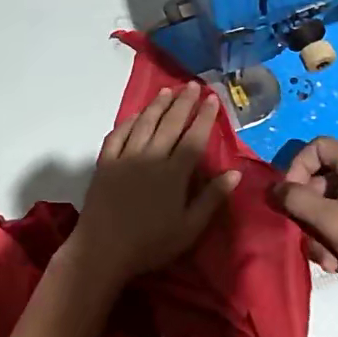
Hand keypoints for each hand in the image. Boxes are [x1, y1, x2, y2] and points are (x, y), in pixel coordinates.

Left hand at [70, 83, 241, 283]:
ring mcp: (125, 158)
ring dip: (157, 106)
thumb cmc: (151, 244)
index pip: (194, 137)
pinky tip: (135, 115)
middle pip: (170, 123)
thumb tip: (235, 172)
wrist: (102, 251)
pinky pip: (117, 135)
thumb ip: (212, 198)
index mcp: (174, 173)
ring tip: (168, 91)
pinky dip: (128, 122)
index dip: (205, 116)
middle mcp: (151, 158)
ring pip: (144, 124)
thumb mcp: (189, 228)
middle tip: (193, 85)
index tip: (212, 98)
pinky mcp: (105, 164)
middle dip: (183, 102)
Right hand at [274, 136, 337, 305]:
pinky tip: (337, 263)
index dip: (297, 167)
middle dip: (306, 211)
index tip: (288, 196)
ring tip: (327, 257)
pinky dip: (332, 243)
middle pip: (317, 181)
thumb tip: (272, 188)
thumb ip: (297, 201)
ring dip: (318, 233)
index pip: (317, 147)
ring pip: (324, 208)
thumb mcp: (332, 221)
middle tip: (305, 234)